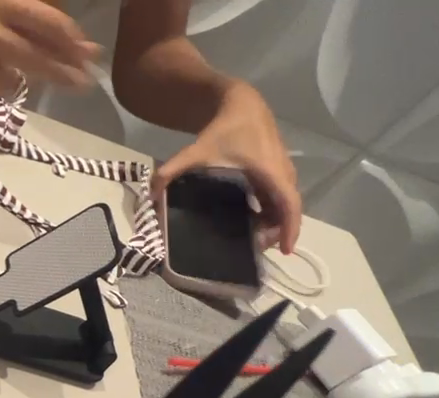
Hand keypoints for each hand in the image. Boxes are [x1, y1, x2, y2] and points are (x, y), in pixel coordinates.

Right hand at [0, 0, 98, 105]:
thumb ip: (24, 15)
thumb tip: (62, 37)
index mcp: (1, 5)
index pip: (45, 23)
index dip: (70, 39)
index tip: (90, 53)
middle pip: (33, 59)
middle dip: (61, 73)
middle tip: (83, 84)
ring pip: (8, 83)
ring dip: (17, 82)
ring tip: (14, 78)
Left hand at [153, 81, 301, 253]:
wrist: (240, 104)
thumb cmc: (223, 128)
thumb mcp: (194, 151)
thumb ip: (170, 172)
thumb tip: (149, 194)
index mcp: (269, 170)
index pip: (288, 203)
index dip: (289, 227)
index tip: (285, 249)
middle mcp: (281, 172)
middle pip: (287, 208)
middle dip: (277, 232)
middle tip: (254, 252)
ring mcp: (280, 171)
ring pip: (283, 204)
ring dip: (273, 224)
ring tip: (251, 243)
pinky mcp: (274, 171)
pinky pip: (277, 197)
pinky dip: (269, 213)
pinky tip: (251, 225)